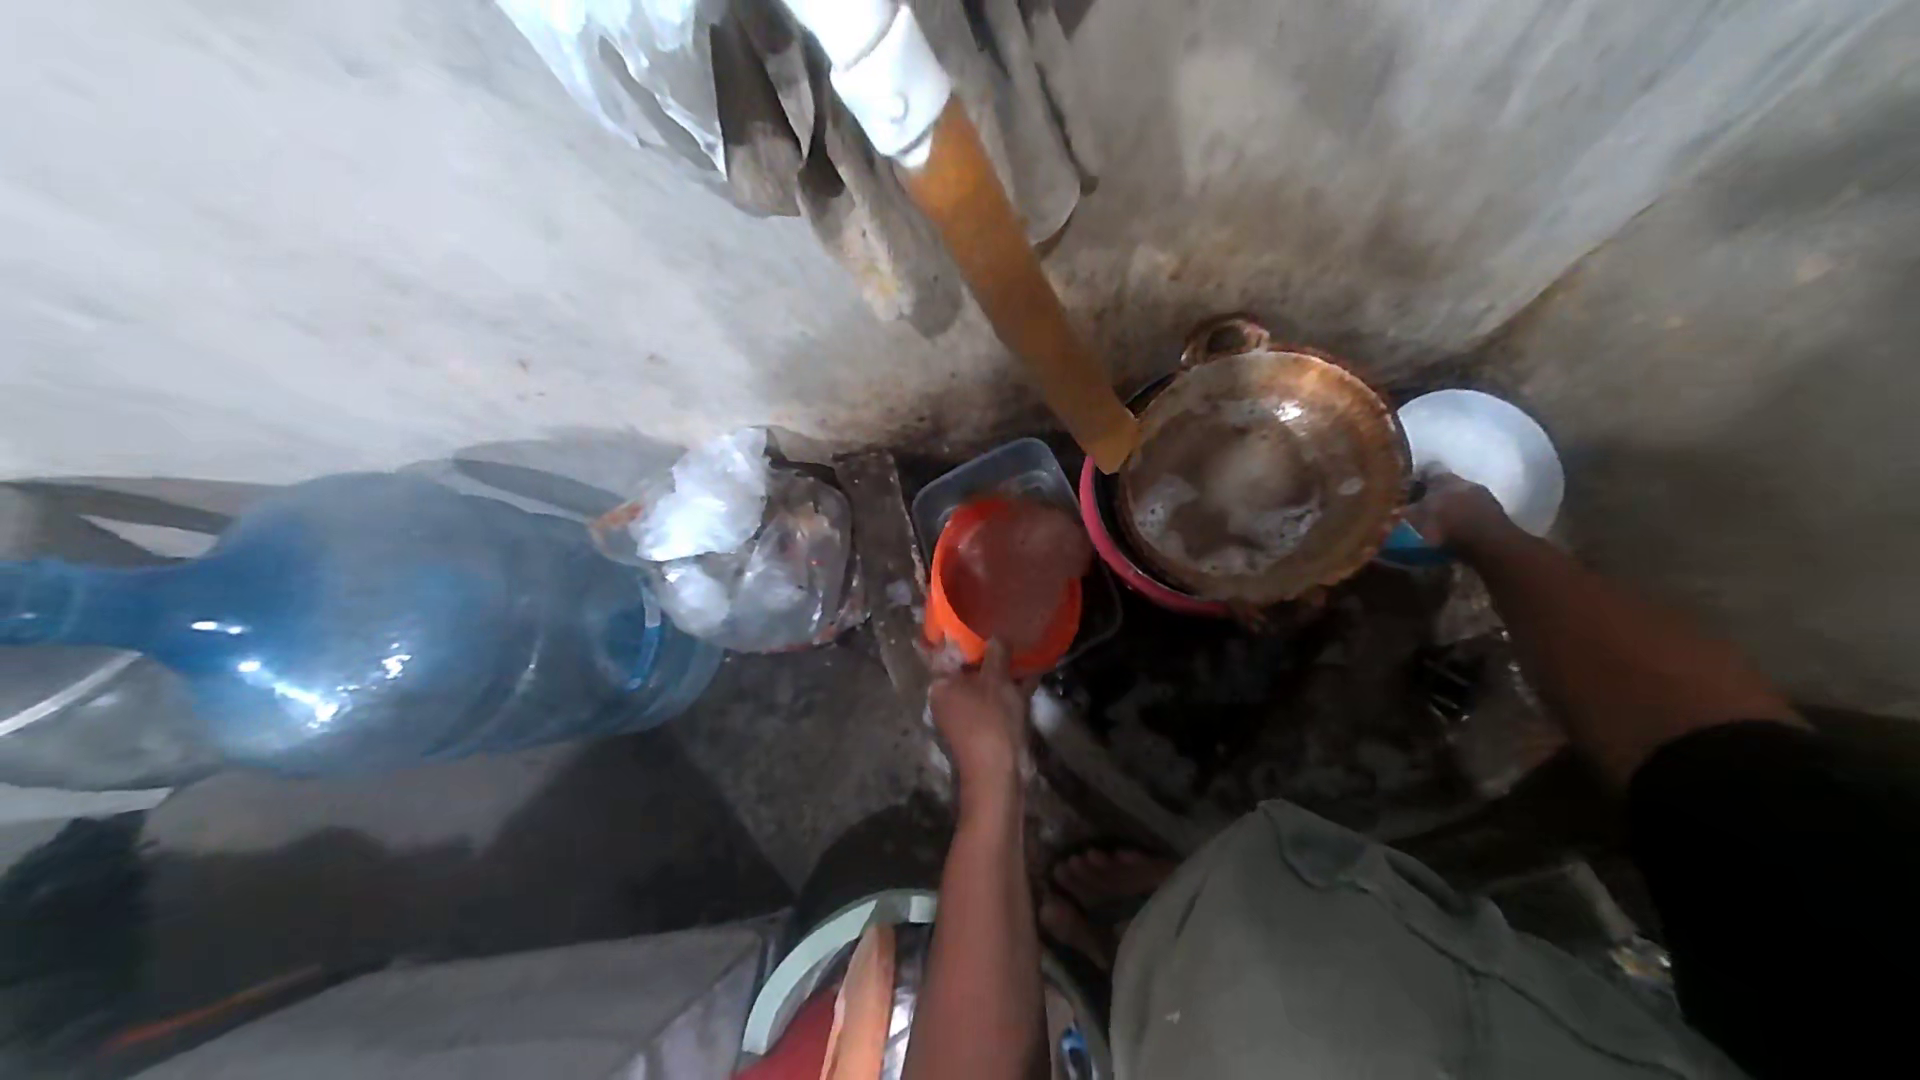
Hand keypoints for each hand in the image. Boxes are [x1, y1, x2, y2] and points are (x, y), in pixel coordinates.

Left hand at [928, 640, 1028, 807]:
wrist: (997, 772)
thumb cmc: (990, 719)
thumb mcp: (996, 679)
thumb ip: (996, 653)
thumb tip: (997, 636)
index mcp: (940, 684)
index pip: (941, 651)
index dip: (954, 634)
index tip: (968, 616)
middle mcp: (948, 697)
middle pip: (966, 666)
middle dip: (985, 650)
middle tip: (1002, 627)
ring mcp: (967, 713)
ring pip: (984, 682)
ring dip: (1003, 668)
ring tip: (1023, 646)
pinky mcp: (985, 725)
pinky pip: (997, 698)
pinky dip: (1011, 687)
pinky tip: (1033, 672)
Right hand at [1404, 471, 1513, 551]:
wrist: (1488, 544)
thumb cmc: (1444, 525)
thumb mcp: (1414, 519)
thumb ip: (1402, 512)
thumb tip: (1392, 509)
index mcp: (1443, 478)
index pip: (1428, 468)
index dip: (1415, 477)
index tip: (1404, 489)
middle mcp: (1465, 482)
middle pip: (1445, 484)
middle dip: (1433, 494)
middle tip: (1418, 508)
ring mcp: (1484, 497)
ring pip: (1460, 497)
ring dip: (1449, 507)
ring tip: (1436, 522)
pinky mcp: (1495, 515)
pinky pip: (1472, 512)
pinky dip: (1462, 519)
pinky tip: (1454, 531)